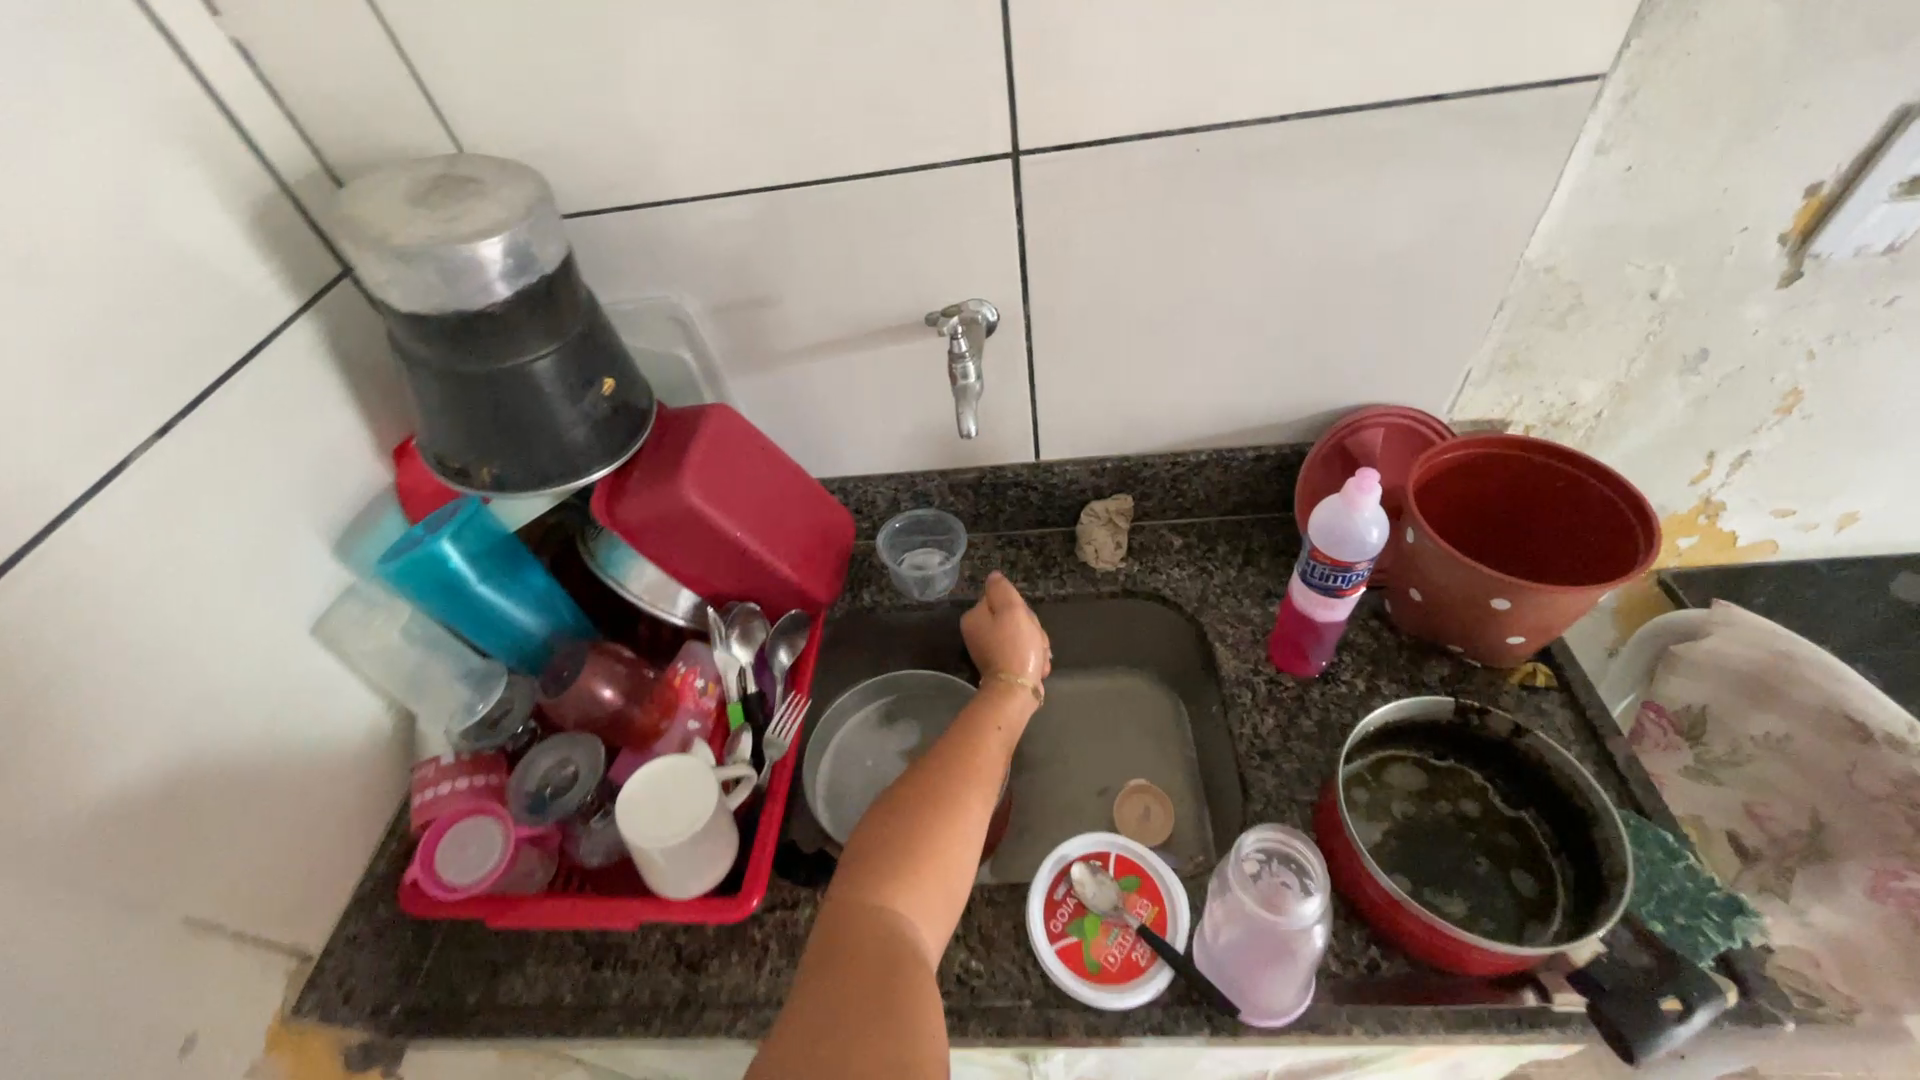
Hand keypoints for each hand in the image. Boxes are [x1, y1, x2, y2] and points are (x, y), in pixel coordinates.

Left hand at [962, 571, 1050, 683]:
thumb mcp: (1011, 609)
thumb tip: (994, 576)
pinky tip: (1038, 666)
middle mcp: (979, 634)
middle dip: (1031, 628)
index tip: (1025, 620)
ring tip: (1038, 656)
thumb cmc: (1015, 646)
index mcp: (975, 618)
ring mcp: (992, 651)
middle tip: (1033, 639)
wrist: (1017, 690)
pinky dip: (1034, 658)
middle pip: (1014, 618)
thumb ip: (1001, 589)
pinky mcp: (1005, 665)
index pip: (1003, 600)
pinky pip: (1025, 653)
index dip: (1020, 608)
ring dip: (1037, 644)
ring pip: (1024, 635)